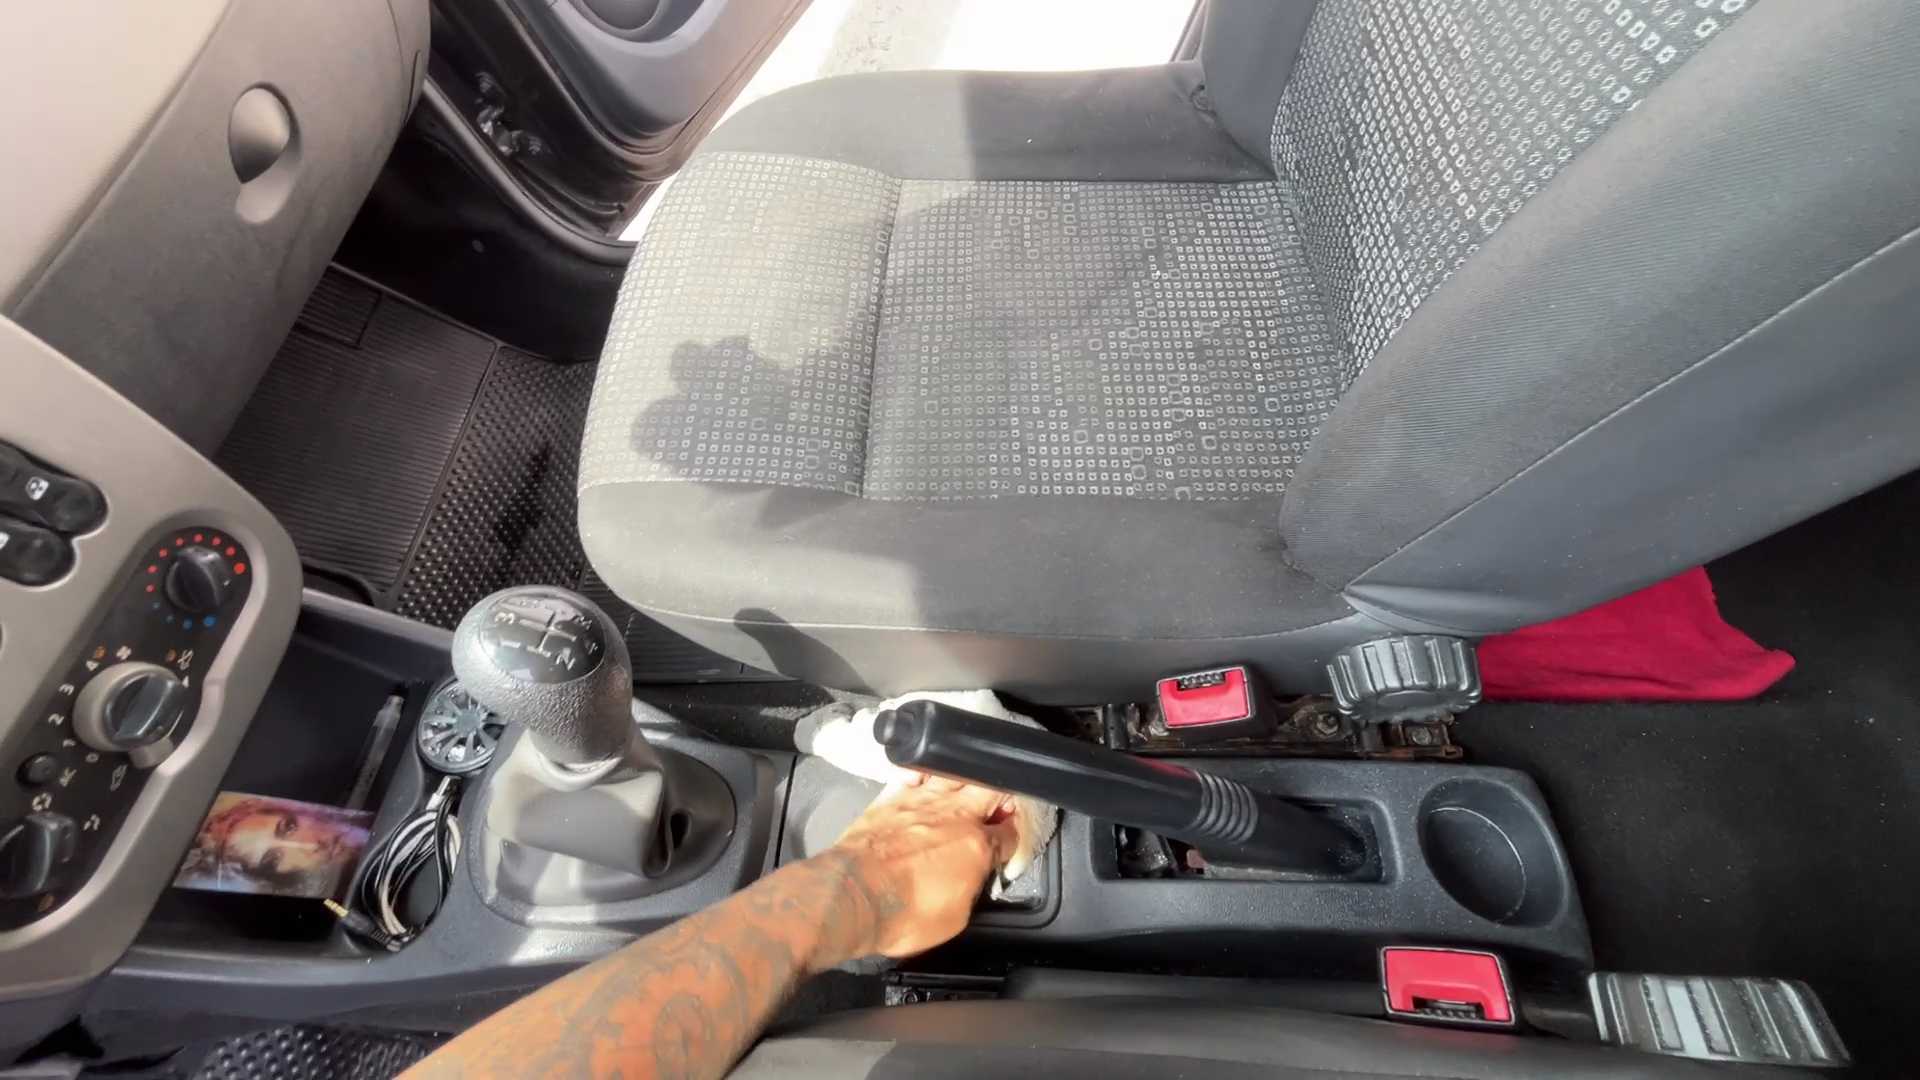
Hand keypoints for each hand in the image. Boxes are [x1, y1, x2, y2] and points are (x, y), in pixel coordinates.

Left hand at [824, 774, 1016, 959]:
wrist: (855, 895)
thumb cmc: (902, 913)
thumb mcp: (956, 918)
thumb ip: (972, 886)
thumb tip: (975, 874)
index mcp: (977, 846)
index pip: (1008, 834)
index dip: (1012, 839)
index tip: (1007, 844)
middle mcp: (954, 814)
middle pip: (992, 790)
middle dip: (1001, 798)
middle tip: (997, 811)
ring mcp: (923, 799)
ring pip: (959, 771)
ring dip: (969, 779)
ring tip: (967, 792)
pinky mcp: (894, 795)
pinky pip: (918, 770)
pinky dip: (929, 771)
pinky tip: (930, 777)